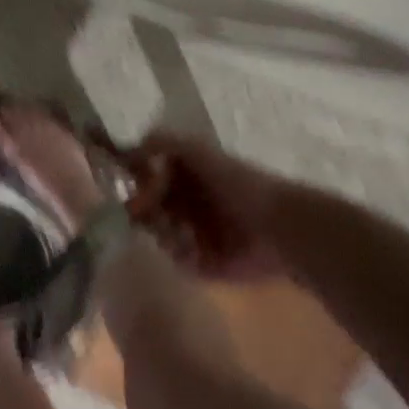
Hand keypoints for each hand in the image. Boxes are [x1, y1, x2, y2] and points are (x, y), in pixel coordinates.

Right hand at [131, 133, 292, 280]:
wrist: (280, 228)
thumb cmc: (239, 185)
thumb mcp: (198, 151)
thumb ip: (162, 142)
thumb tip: (127, 148)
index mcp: (185, 180)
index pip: (143, 180)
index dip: (133, 183)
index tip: (130, 187)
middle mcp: (187, 207)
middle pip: (144, 208)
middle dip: (142, 210)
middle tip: (147, 212)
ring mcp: (195, 238)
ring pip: (156, 234)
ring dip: (162, 231)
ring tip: (181, 230)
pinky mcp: (204, 265)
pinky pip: (176, 261)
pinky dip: (180, 254)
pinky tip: (193, 248)